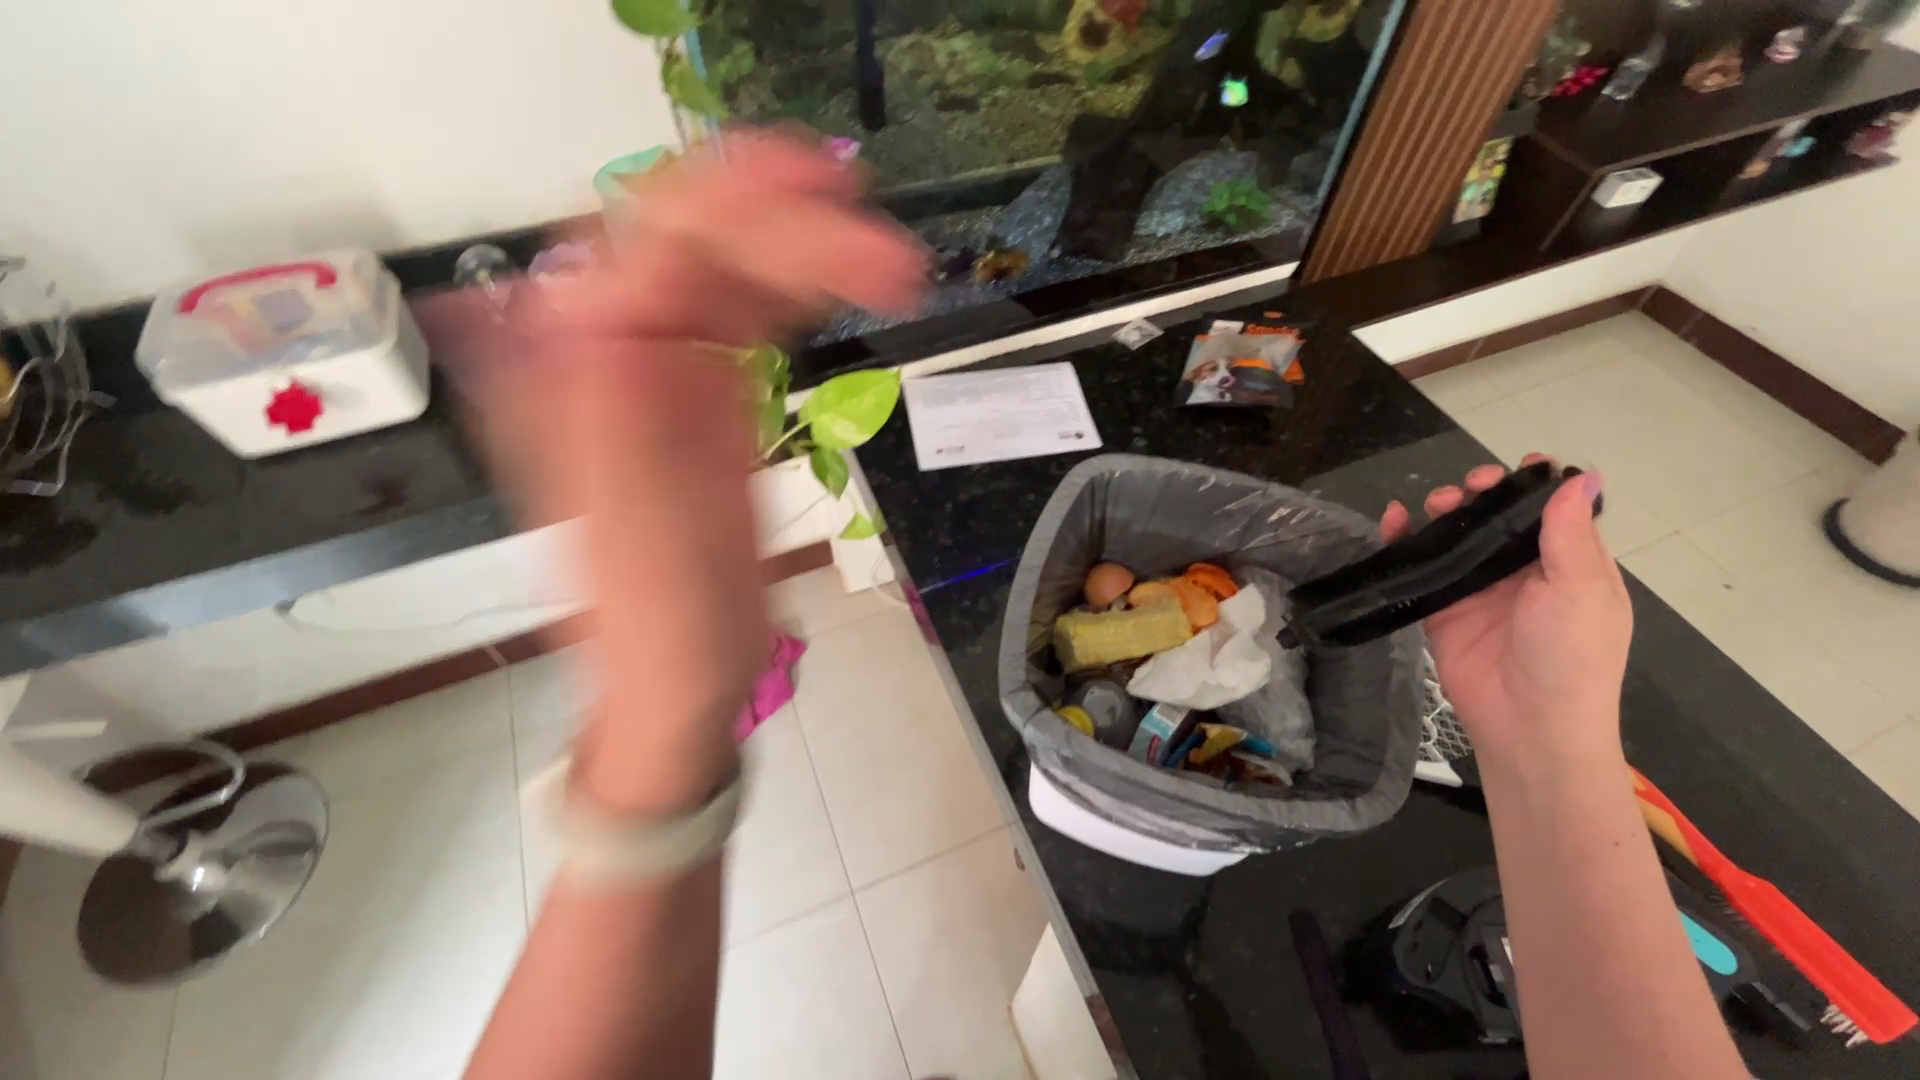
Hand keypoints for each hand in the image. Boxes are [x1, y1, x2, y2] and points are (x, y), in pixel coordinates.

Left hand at [461, 132, 927, 811]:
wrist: (680, 674)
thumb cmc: (657, 614)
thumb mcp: (637, 515)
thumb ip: (616, 398)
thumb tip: (602, 282)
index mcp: (580, 364)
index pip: (654, 243)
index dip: (738, 201)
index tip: (829, 191)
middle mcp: (615, 348)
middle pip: (701, 243)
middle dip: (794, 229)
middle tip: (890, 254)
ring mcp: (666, 367)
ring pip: (735, 268)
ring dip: (812, 254)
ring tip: (895, 269)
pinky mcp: (712, 394)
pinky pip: (755, 312)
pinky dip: (806, 289)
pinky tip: (851, 285)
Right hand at [1379, 456, 1631, 765]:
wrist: (1528, 724)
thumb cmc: (1569, 656)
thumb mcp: (1582, 592)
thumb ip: (1572, 535)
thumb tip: (1581, 477)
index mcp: (1568, 564)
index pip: (1550, 512)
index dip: (1533, 485)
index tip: (1516, 468)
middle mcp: (1521, 572)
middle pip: (1496, 518)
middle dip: (1480, 493)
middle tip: (1466, 489)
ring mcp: (1476, 589)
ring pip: (1455, 536)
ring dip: (1444, 510)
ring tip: (1434, 505)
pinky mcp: (1438, 608)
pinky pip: (1419, 566)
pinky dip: (1402, 539)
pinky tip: (1391, 520)